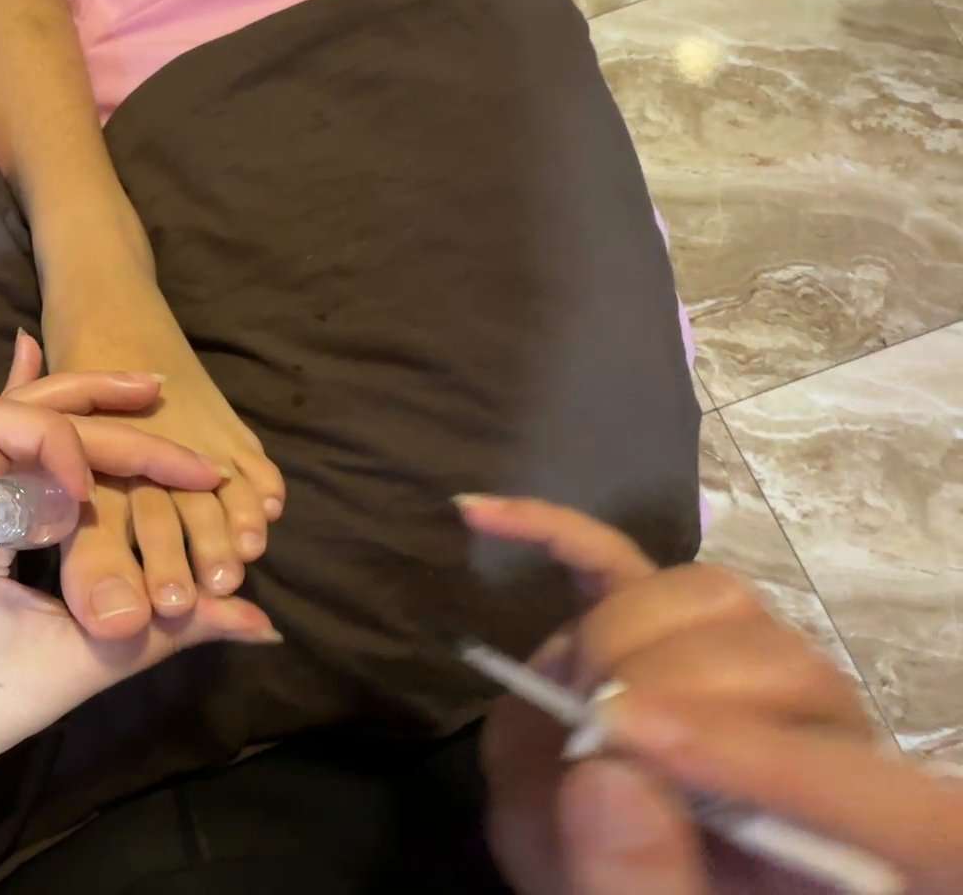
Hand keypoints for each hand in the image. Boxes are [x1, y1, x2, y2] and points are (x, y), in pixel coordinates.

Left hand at [0, 348, 282, 777]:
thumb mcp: (88, 664)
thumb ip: (173, 632)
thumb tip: (262, 620)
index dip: (56, 442)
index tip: (97, 501)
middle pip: (24, 411)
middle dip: (114, 430)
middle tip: (193, 464)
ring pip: (16, 409)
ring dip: (85, 396)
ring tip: (152, 390)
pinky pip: (4, 431)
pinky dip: (34, 400)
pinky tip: (37, 351)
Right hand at [462, 495, 962, 894]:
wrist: (575, 847)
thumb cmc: (611, 888)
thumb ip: (631, 877)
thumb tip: (608, 771)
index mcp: (857, 850)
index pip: (897, 807)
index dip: (776, 763)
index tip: (626, 741)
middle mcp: (827, 738)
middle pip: (783, 669)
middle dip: (659, 691)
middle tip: (579, 732)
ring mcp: (735, 660)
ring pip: (710, 599)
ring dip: (614, 630)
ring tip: (567, 688)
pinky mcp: (651, 617)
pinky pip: (610, 553)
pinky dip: (547, 530)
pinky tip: (478, 518)